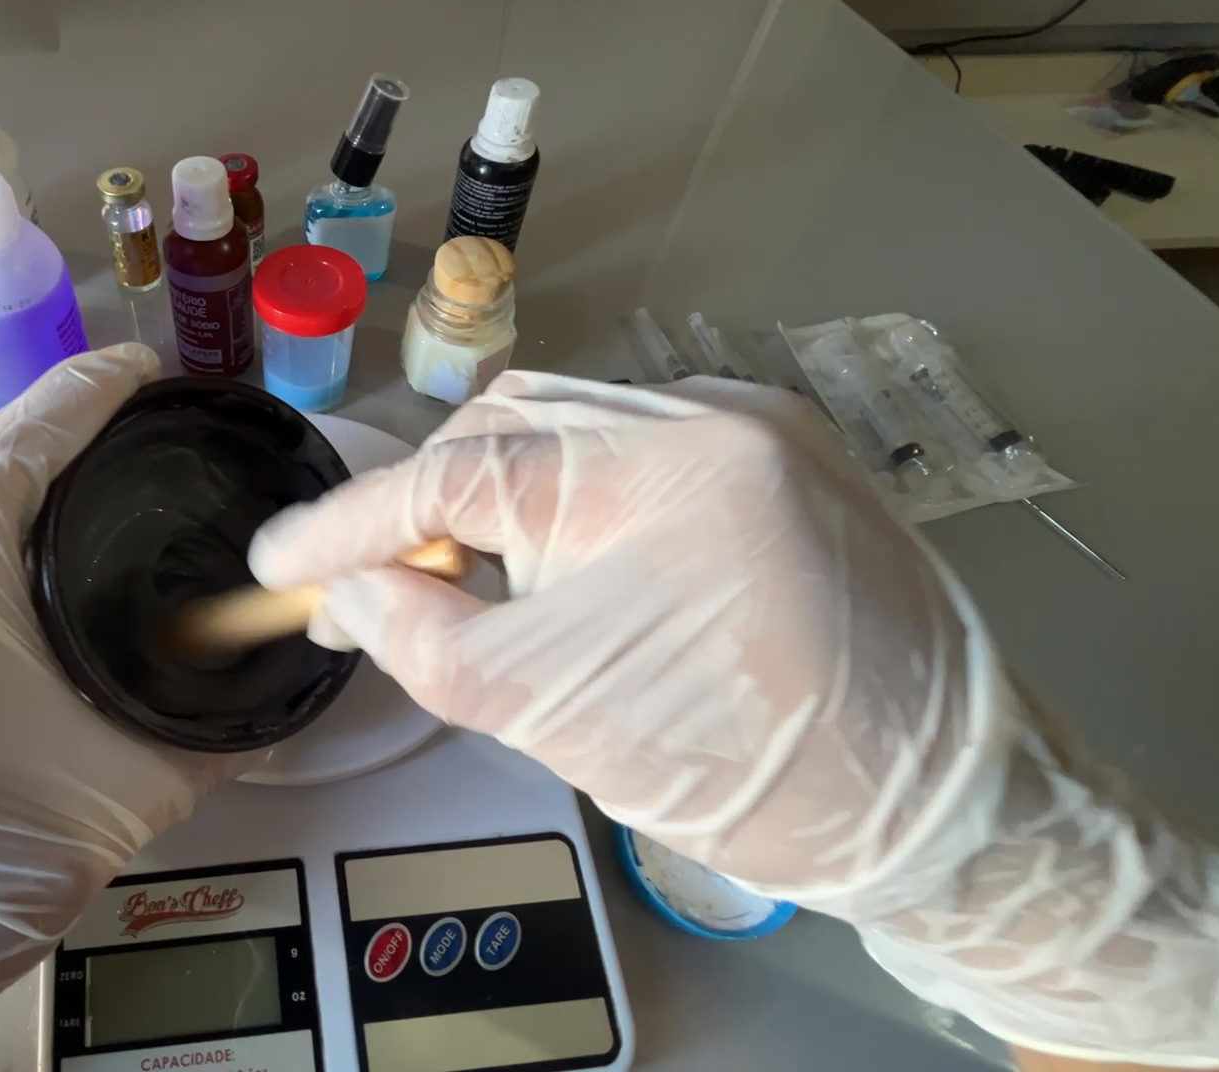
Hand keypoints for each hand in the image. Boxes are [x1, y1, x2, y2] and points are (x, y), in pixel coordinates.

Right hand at [248, 371, 1218, 1066]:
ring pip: (552, 428)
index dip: (347, 524)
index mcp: (655, 473)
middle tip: (378, 583)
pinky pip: (612, 444)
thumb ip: (421, 641)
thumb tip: (345, 593)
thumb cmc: (740, 770)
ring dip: (482, 499)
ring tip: (459, 574)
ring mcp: (740, 421)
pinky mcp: (764, 449)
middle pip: (496, 432)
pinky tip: (548, 552)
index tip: (277, 562)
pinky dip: (549, 494)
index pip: (451, 481)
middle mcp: (701, 414)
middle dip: (419, 509)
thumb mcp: (549, 713)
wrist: (941, 805)